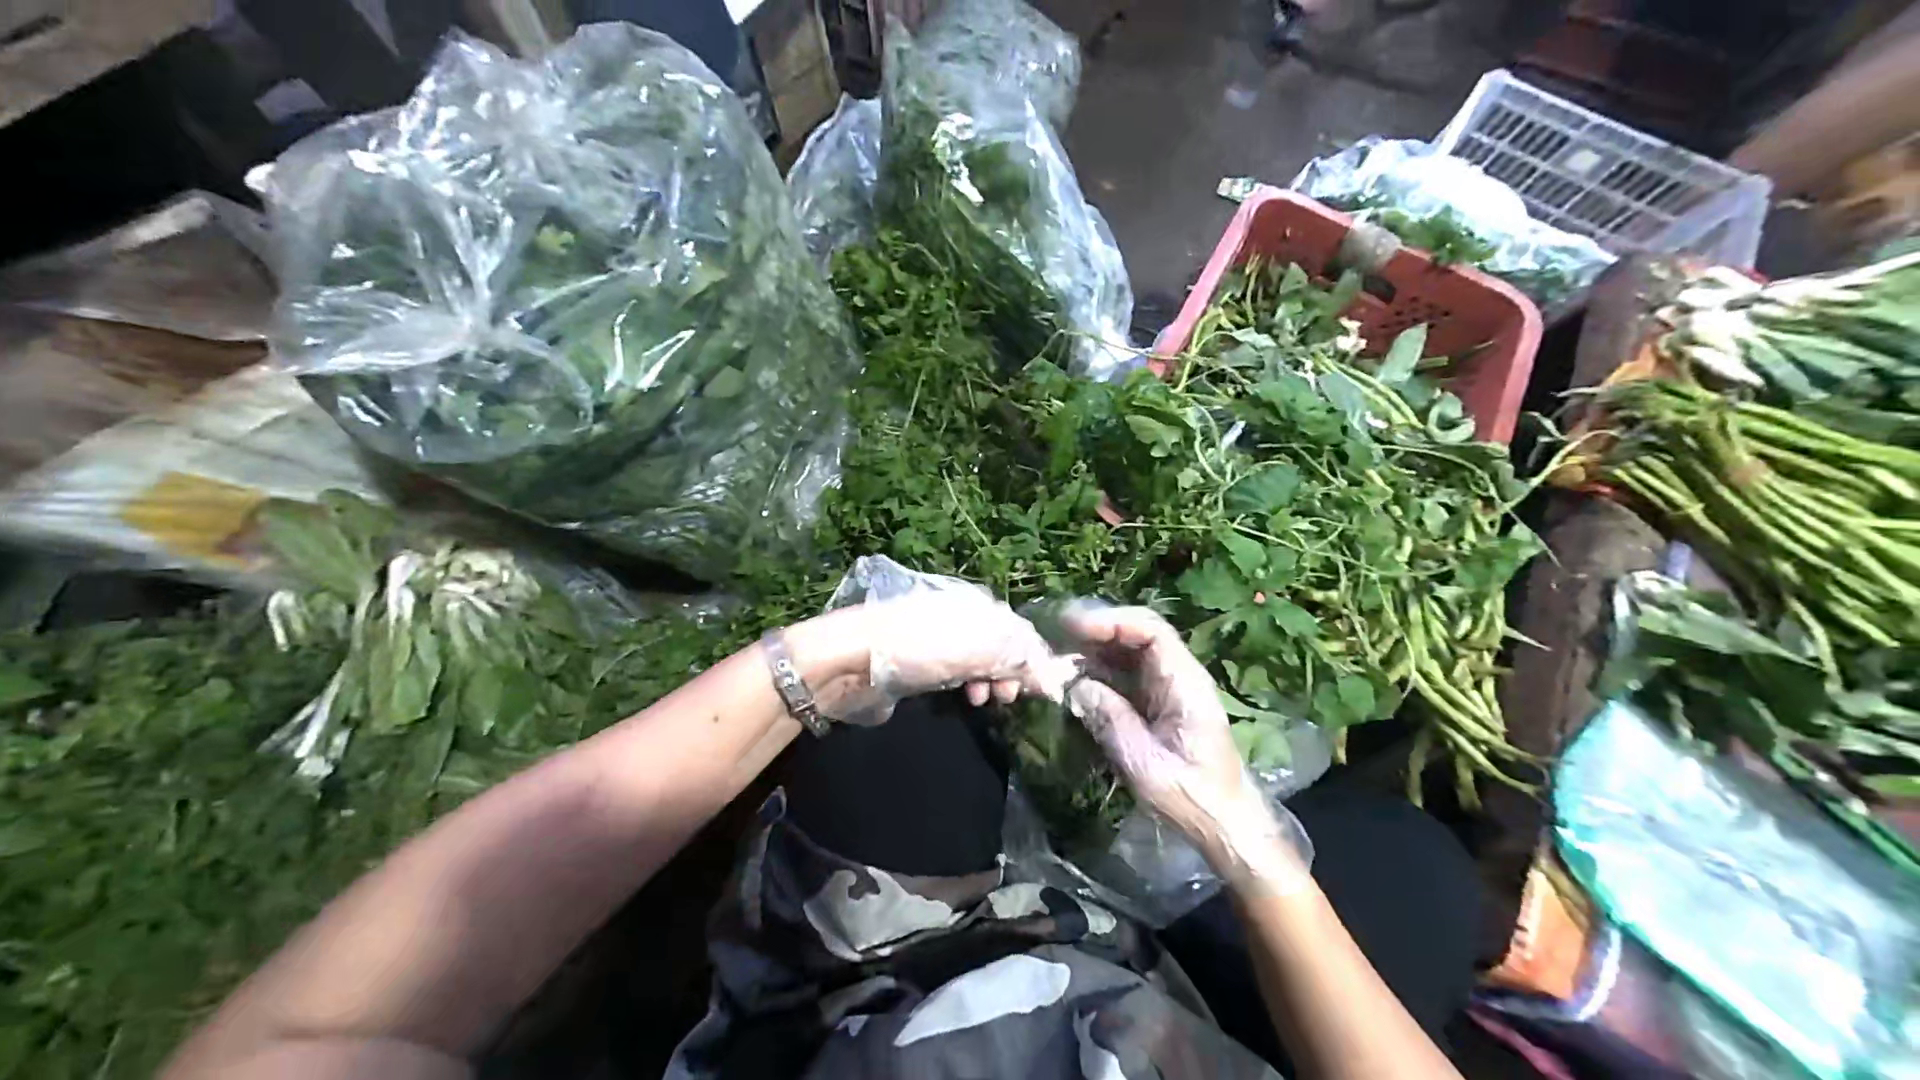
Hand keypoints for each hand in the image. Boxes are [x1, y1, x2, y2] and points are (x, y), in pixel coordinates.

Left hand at [792, 590, 1076, 724]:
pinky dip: (967, 686)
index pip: (1017, 628)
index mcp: (975, 605)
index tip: (1040, 688)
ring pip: (978, 663)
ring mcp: (938, 641)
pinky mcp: (919, 664)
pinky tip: (965, 699)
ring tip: (983, 700)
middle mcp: (960, 618)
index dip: (1033, 657)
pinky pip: (956, 674)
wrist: (851, 660)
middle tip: (1009, 697)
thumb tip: (1049, 675)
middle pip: (999, 646)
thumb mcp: (976, 647)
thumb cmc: (919, 648)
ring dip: (990, 682)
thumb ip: (1018, 658)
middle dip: (1011, 672)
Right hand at [1057, 604, 1311, 892]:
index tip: (1074, 628)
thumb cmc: (1191, 796)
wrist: (1225, 824)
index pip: (1151, 630)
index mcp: (1185, 683)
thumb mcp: (1144, 763)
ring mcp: (1169, 688)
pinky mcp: (1159, 702)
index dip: (1111, 621)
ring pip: (1130, 650)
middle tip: (1057, 635)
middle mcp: (1179, 676)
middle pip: (1139, 633)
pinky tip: (1077, 677)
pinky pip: (1127, 672)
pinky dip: (1101, 669)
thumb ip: (1110, 719)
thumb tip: (1076, 685)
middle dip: (1098, 629)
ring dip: (1096, 648)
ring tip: (1060, 654)